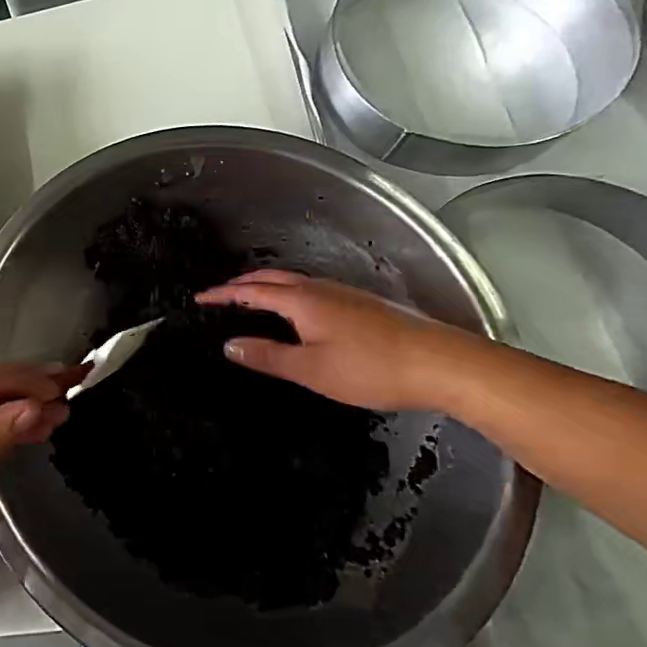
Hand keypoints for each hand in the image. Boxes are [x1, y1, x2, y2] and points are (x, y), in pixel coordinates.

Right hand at [196, 270, 483, 412]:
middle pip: (273, 278)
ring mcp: (348, 295)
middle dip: (243, 283)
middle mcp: (323, 290)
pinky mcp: (366, 307)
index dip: (223, 294)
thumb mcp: (310, 369)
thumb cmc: (372, 368)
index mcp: (303, 301)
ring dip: (268, 287)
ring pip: (296, 282)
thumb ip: (267, 356)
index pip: (251, 291)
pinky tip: (298, 313)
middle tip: (221, 294)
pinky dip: (291, 295)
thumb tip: (230, 345)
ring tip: (252, 300)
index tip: (199, 298)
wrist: (446, 366)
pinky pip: (314, 291)